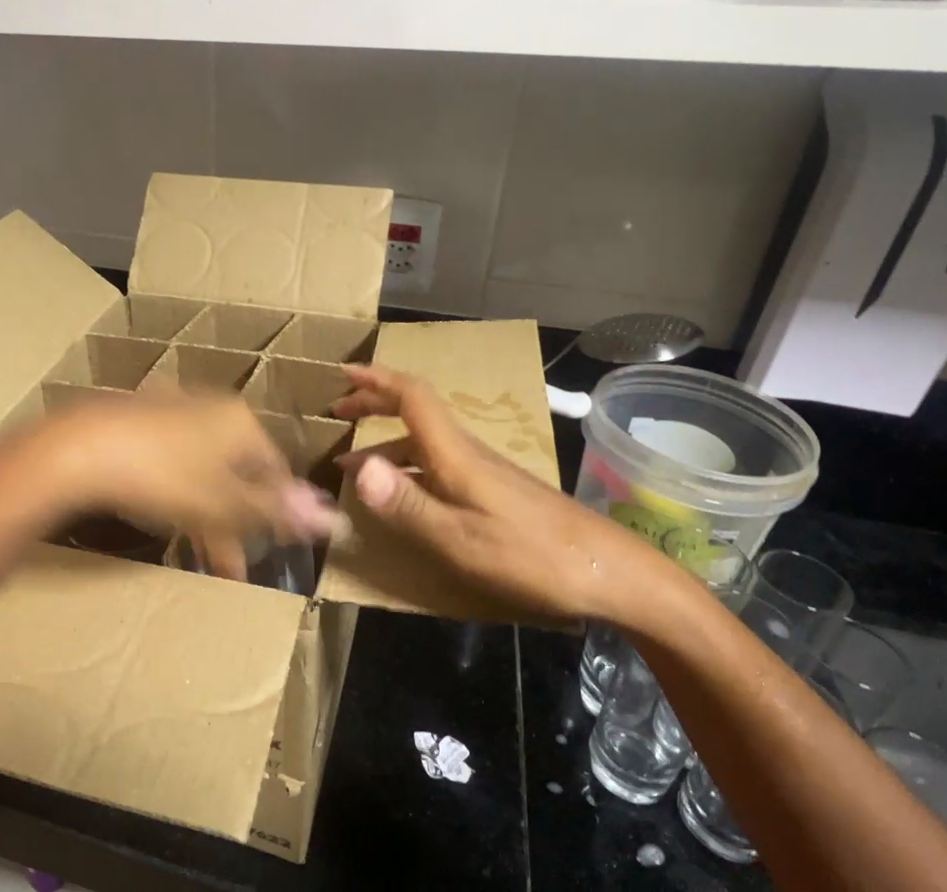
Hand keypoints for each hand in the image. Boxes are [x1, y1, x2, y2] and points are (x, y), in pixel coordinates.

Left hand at [38, 391, 343, 580]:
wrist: (78, 450)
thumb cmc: (162, 476)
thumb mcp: (224, 502)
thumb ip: (275, 511)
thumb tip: (333, 519)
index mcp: (240, 421)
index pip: (277, 470)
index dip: (279, 513)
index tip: (275, 549)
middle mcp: (211, 409)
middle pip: (239, 472)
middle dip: (239, 523)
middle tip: (235, 565)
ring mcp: (172, 412)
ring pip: (205, 471)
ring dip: (209, 516)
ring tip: (205, 556)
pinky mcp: (139, 422)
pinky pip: (174, 464)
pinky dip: (180, 496)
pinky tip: (169, 519)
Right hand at [330, 366, 656, 618]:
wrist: (609, 573)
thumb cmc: (532, 557)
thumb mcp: (461, 540)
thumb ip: (408, 505)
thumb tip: (358, 467)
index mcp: (457, 455)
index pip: (412, 397)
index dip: (377, 379)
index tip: (343, 373)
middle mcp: (468, 453)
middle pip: (417, 412)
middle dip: (375, 404)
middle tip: (338, 412)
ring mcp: (485, 472)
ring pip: (425, 443)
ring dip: (386, 443)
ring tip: (352, 467)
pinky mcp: (495, 492)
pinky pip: (438, 466)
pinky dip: (407, 469)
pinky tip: (401, 497)